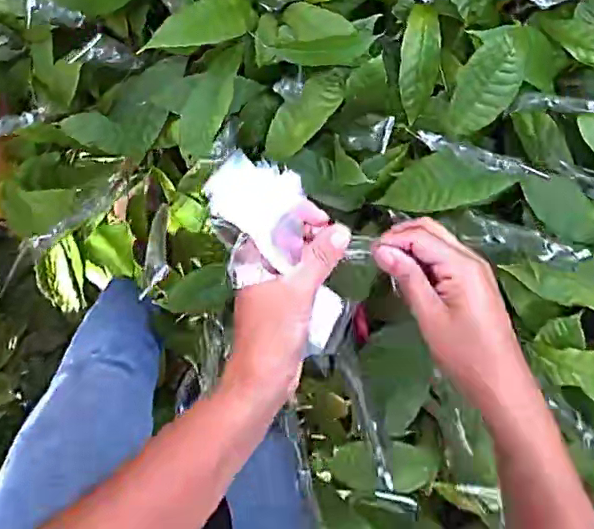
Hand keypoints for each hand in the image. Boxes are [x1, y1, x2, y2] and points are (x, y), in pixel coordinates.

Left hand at [225, 209, 348, 406]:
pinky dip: (313, 267)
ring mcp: (269, 279)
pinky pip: (298, 272)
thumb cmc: (273, 332)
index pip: (274, 218)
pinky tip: (330, 268)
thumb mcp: (300, 291)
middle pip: (285, 233)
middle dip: (311, 229)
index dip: (300, 213)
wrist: (262, 379)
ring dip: (314, 248)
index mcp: (252, 253)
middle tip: (338, 236)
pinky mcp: (280, 297)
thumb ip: (319, 258)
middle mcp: (258, 261)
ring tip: (338, 248)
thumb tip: (341, 230)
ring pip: (293, 253)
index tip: (327, 220)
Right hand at [373, 218, 535, 415]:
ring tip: (391, 264)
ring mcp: (476, 270)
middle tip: (379, 255)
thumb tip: (380, 249)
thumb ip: (406, 277)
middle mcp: (471, 259)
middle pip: (430, 229)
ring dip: (412, 244)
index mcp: (462, 265)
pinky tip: (411, 274)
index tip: (371, 255)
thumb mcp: (430, 316)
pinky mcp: (476, 281)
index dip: (392, 239)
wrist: (504, 389)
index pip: (419, 235)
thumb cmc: (465, 355)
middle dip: (400, 235)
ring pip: (437, 239)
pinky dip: (424, 256)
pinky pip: (445, 255)